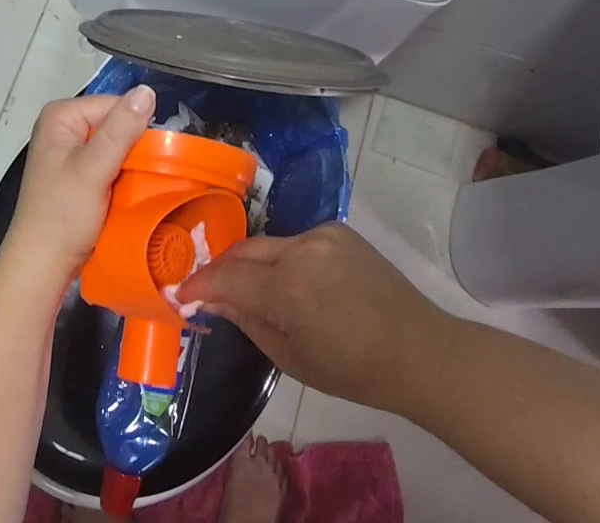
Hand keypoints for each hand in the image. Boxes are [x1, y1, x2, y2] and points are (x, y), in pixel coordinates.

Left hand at [0, 85, 155, 282]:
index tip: (149, 158)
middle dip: (135, 148)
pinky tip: (128, 194)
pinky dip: (123, 177)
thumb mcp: (93, 169)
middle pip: (117, 124)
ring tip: (138, 186)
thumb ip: (120, 130)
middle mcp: (63, 128)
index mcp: (61, 116)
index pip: (116, 105)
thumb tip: (147, 91)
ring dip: (132, 165)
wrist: (42, 265)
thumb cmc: (62, 216)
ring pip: (118, 147)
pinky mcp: (79, 175)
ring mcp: (70, 152)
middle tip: (145, 175)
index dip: (137, 128)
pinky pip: (112, 165)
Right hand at [176, 223, 449, 410]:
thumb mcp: (292, 357)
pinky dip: (283, 258)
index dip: (200, 284)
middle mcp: (302, 249)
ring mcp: (323, 234)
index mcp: (289, 288)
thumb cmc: (354, 370)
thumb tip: (211, 299)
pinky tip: (290, 281)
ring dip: (253, 264)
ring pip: (269, 244)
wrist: (420, 350)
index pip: (227, 276)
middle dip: (221, 269)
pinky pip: (296, 241)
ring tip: (249, 290)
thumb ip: (247, 319)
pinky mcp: (338, 229)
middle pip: (244, 251)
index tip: (180, 293)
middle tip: (206, 290)